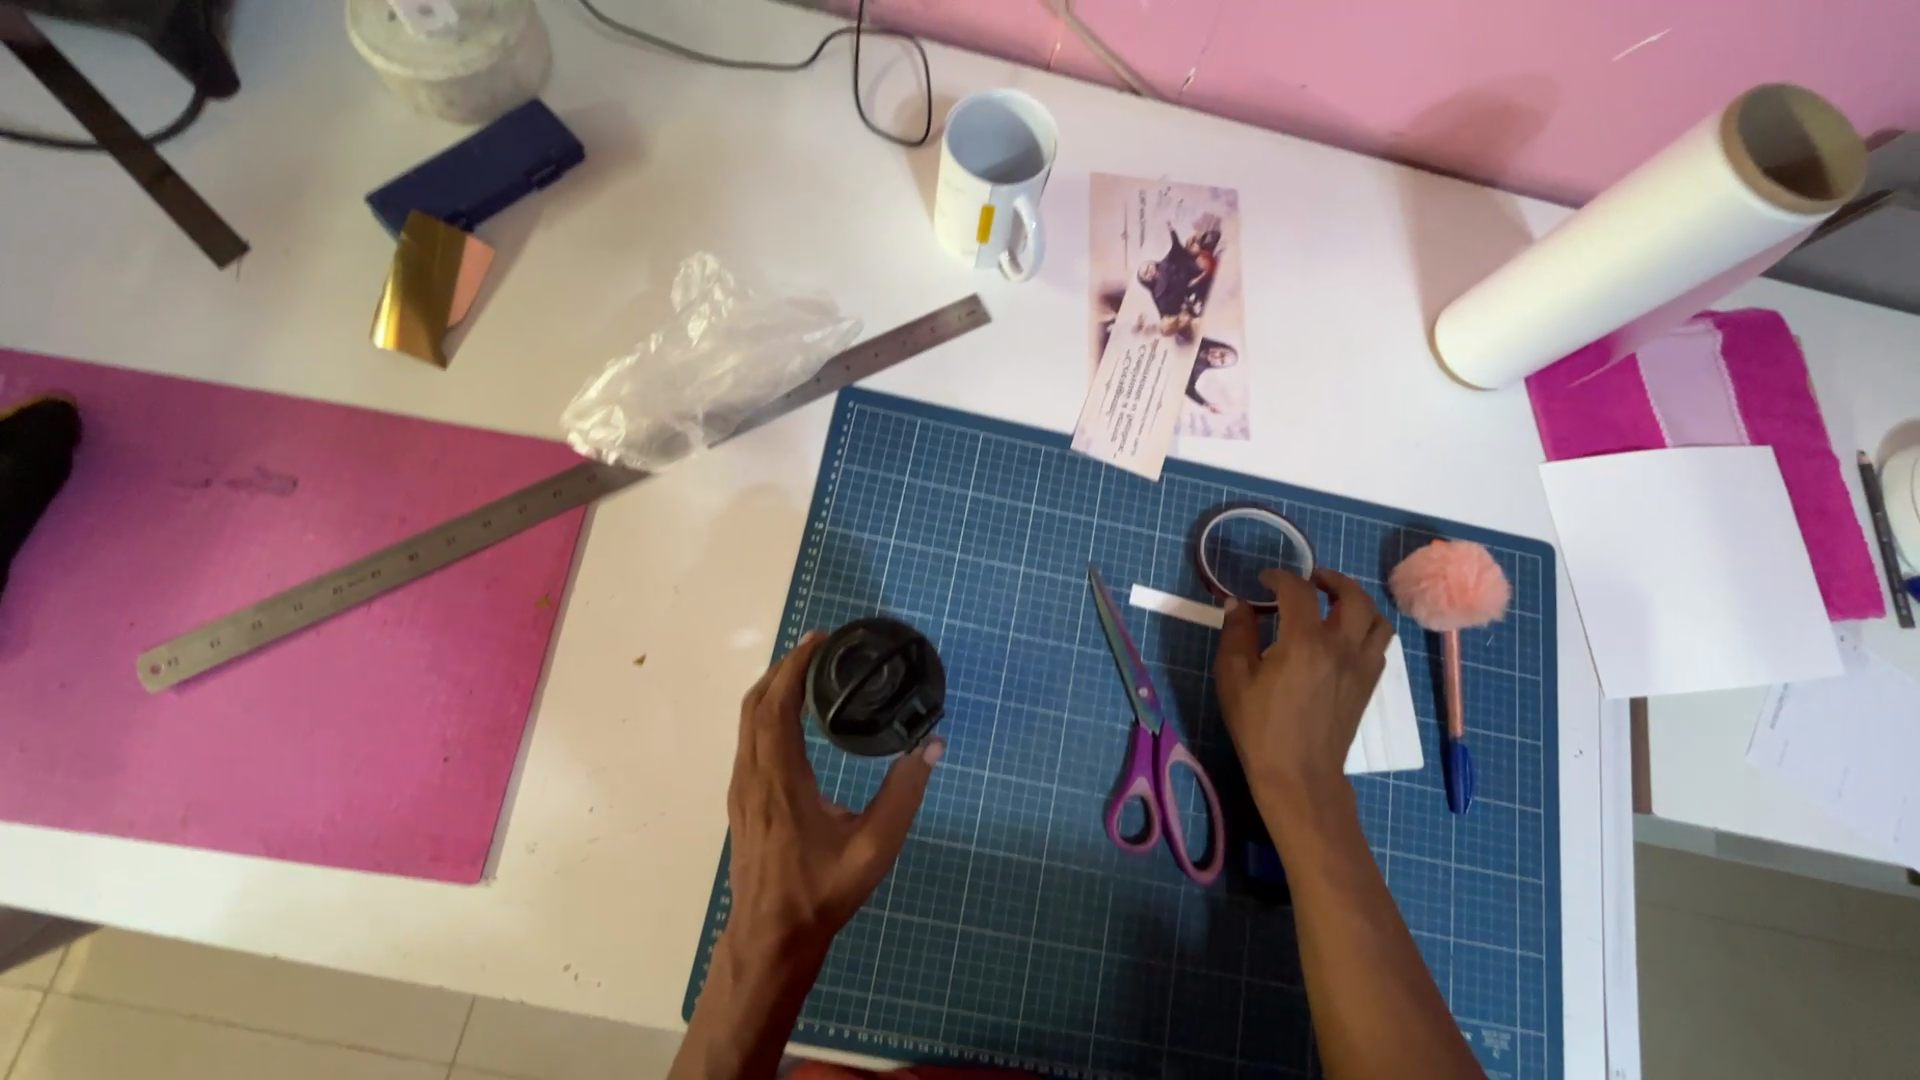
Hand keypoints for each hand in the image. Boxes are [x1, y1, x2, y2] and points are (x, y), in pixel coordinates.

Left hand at [723, 632, 943, 965]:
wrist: (771, 938)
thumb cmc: (822, 892)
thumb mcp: (875, 846)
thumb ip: (905, 794)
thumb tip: (932, 745)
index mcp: (780, 780)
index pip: (776, 705)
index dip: (795, 666)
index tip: (819, 639)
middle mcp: (752, 775)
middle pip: (755, 704)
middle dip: (784, 667)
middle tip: (819, 647)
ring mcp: (741, 788)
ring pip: (747, 721)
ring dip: (773, 688)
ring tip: (809, 672)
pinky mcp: (742, 799)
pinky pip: (748, 738)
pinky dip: (768, 711)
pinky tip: (794, 716)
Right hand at [1214, 569, 1393, 811]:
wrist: (1298, 773)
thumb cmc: (1260, 726)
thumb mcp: (1234, 677)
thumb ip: (1237, 633)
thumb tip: (1239, 603)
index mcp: (1305, 641)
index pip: (1299, 591)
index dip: (1280, 578)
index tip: (1264, 581)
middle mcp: (1342, 646)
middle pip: (1353, 595)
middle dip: (1331, 579)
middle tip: (1310, 580)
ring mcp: (1362, 665)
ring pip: (1376, 618)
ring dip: (1356, 601)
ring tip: (1334, 603)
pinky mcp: (1369, 683)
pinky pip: (1379, 643)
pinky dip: (1365, 627)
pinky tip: (1343, 635)